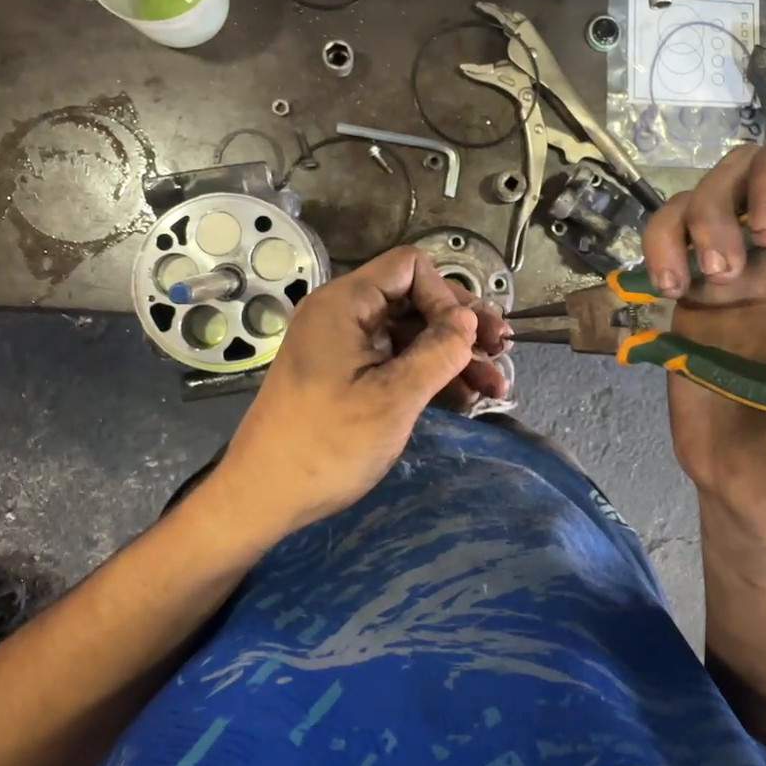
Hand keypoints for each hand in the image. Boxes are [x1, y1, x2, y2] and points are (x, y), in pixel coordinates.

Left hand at [213, 246, 509, 535]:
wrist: (263, 498)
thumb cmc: (326, 445)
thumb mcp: (393, 398)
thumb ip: (438, 352)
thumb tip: (469, 319)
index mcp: (345, 304)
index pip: (409, 267)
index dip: (446, 295)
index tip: (468, 336)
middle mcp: (344, 315)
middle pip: (415, 299)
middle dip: (460, 326)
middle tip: (502, 352)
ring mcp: (344, 346)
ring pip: (412, 333)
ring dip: (453, 355)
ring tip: (495, 386)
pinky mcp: (347, 375)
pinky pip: (397, 360)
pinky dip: (429, 374)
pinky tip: (465, 398)